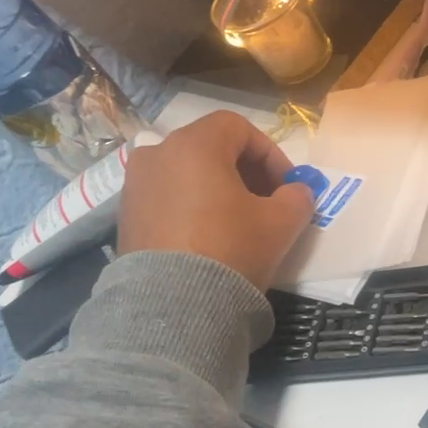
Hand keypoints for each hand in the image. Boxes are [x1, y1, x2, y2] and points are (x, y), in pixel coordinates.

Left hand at [117, 111, 313, 290]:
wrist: (176, 300)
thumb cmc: (233, 249)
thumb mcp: (282, 225)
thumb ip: (297, 199)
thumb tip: (298, 191)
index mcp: (196, 146)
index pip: (238, 127)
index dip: (271, 153)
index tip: (288, 186)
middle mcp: (159, 152)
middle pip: (211, 147)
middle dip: (247, 171)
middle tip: (269, 204)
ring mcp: (137, 181)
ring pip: (188, 172)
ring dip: (219, 188)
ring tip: (239, 224)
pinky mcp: (129, 211)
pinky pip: (170, 196)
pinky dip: (194, 206)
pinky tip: (211, 238)